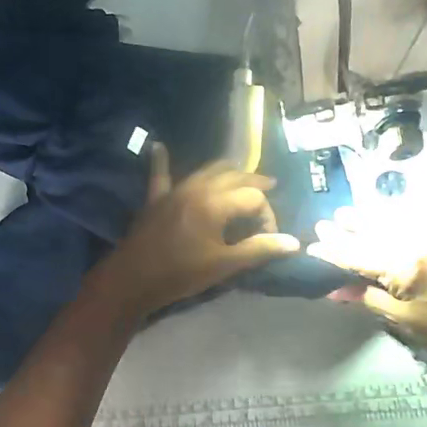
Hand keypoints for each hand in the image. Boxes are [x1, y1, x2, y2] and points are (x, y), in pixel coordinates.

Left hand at [92, 145, 300, 316]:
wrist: (132, 280)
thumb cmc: (181, 274)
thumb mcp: (224, 265)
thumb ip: (259, 249)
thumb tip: (294, 242)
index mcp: (216, 203)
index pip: (254, 198)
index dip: (268, 216)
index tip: (268, 238)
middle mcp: (197, 188)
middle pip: (233, 176)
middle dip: (253, 182)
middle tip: (269, 187)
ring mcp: (174, 191)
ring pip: (205, 171)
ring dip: (225, 170)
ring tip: (240, 172)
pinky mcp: (155, 200)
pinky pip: (160, 175)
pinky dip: (162, 161)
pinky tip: (157, 146)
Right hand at [308, 212, 426, 381]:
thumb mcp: (404, 321)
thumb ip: (367, 298)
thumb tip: (334, 290)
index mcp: (405, 267)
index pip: (357, 254)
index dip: (332, 250)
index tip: (313, 244)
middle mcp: (421, 241)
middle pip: (374, 228)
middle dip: (348, 227)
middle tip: (327, 223)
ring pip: (397, 214)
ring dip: (372, 215)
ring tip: (352, 213)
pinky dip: (407, 208)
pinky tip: (394, 208)